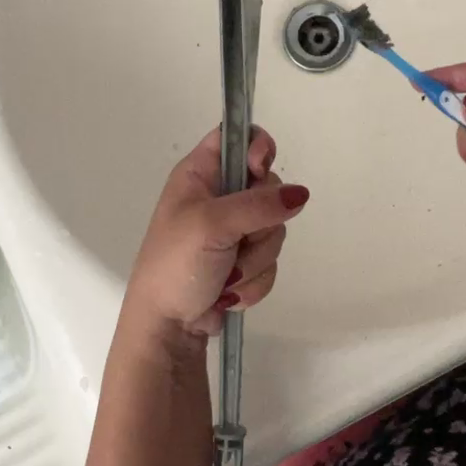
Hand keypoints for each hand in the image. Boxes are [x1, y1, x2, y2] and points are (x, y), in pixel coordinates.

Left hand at [123, 126, 309, 345]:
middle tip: (236, 240)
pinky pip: (271, 261)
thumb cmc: (175, 265)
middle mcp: (218, 197)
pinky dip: (254, 280)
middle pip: (268, 189)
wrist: (165, 327)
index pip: (237, 138)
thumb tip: (300, 194)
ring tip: (227, 275)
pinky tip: (229, 292)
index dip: (257, 147)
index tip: (261, 169)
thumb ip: (258, 205)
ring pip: (274, 230)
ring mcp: (233, 230)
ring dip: (255, 260)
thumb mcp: (211, 225)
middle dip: (261, 224)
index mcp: (200, 174)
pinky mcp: (243, 260)